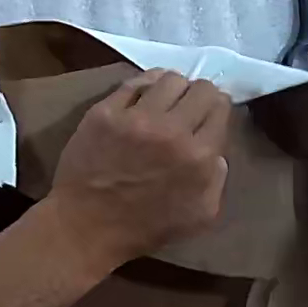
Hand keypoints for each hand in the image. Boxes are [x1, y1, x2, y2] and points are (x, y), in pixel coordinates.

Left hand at [47, 69, 232, 267]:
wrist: (86, 228)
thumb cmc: (146, 227)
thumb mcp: (202, 215)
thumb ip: (218, 179)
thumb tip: (216, 152)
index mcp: (199, 155)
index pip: (221, 107)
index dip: (219, 108)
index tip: (211, 113)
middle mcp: (172, 130)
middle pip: (201, 88)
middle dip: (202, 94)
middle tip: (192, 105)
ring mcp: (136, 118)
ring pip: (170, 78)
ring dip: (175, 87)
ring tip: (168, 100)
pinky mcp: (105, 112)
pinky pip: (134, 82)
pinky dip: (146, 84)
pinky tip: (146, 94)